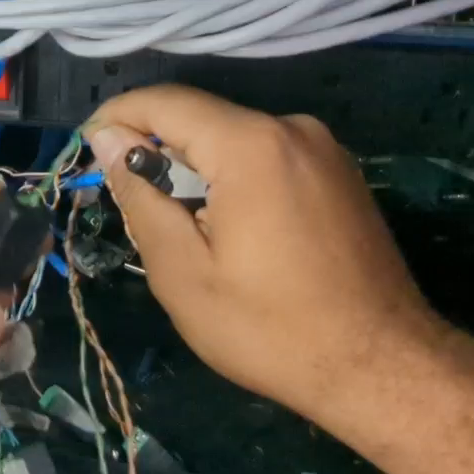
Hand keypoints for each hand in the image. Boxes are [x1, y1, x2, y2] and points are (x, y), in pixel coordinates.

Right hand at [85, 85, 447, 416]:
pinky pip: (263, 153)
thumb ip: (139, 194)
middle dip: (153, 150)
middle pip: (197, 118)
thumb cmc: (271, 329)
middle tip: (128, 204)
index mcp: (250, 145)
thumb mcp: (182, 270)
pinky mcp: (337, 171)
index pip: (163, 102)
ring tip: (178, 225)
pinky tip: (227, 227)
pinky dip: (229, 175)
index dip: (115, 118)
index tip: (87, 151)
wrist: (387, 371)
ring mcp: (321, 147)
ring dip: (191, 167)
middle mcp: (289, 128)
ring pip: (228, 136)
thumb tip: (107, 139)